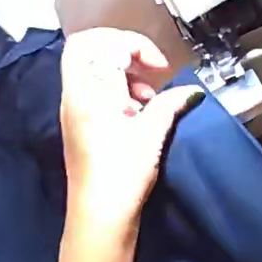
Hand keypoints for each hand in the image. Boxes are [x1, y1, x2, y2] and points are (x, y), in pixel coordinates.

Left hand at [59, 29, 202, 235]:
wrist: (98, 217)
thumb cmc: (122, 175)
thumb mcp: (151, 136)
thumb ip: (168, 104)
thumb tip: (190, 91)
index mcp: (89, 93)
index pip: (102, 44)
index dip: (135, 45)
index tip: (160, 66)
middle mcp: (74, 96)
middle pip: (86, 47)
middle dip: (121, 48)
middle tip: (149, 67)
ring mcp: (72, 110)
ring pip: (88, 67)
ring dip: (120, 70)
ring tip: (148, 95)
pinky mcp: (76, 123)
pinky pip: (90, 88)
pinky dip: (114, 88)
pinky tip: (137, 110)